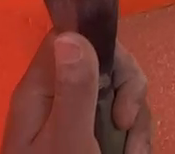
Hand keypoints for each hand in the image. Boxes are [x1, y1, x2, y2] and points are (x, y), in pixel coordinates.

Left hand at [1, 31, 152, 153]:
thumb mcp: (68, 142)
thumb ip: (74, 89)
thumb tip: (71, 32)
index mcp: (39, 90)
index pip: (71, 35)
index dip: (102, 45)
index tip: (119, 75)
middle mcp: (54, 97)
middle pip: (103, 62)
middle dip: (128, 88)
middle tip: (127, 123)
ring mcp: (72, 118)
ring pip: (117, 92)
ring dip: (136, 120)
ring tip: (135, 153)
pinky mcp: (88, 137)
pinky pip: (120, 119)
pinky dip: (134, 137)